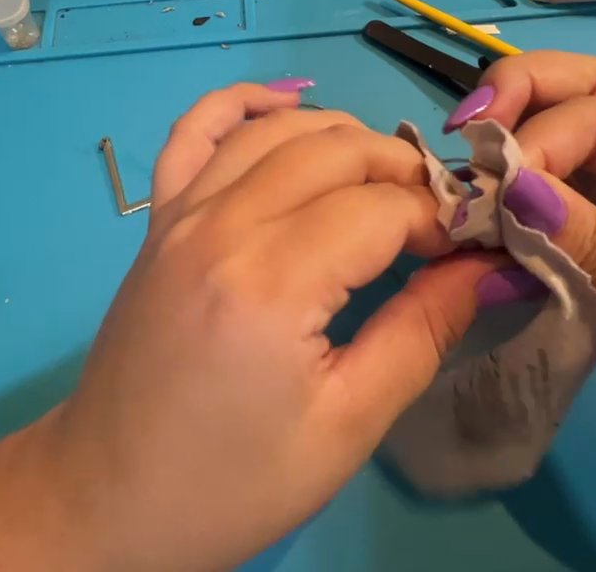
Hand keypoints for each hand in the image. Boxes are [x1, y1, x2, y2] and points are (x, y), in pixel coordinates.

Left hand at [37, 84, 501, 571]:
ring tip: (385, 174)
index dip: (438, 219)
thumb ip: (423, 332)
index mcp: (272, 281)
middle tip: (438, 213)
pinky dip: (241, 101)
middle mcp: (223, 224)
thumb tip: (487, 266)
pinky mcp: (158, 216)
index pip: (379, 208)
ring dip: (342, 134)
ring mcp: (181, 211)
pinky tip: (284, 102)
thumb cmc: (231, 480)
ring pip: (275, 130)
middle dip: (401, 168)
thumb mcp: (347, 426)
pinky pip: (194, 130)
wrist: (108, 495)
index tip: (469, 245)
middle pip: (333, 151)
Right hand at [454, 52, 595, 532]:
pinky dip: (500, 228)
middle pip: (576, 102)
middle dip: (516, 100)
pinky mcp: (594, 275)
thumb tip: (509, 186)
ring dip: (500, 165)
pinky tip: (468, 240)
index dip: (543, 136)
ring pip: (549, 164)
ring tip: (454, 191)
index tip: (498, 187)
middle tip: (462, 131)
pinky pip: (538, 232)